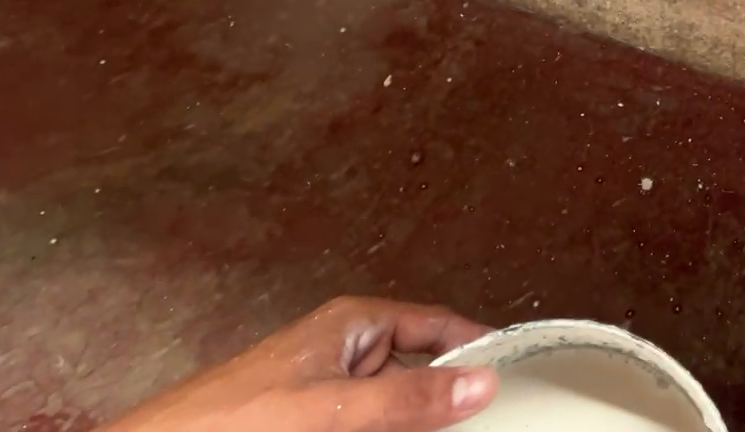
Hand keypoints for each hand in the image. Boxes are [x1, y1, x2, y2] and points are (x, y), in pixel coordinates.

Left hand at [102, 297, 499, 431]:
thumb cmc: (231, 423)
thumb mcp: (335, 410)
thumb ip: (411, 398)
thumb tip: (486, 382)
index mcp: (357, 323)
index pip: (438, 325)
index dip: (475, 345)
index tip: (514, 372)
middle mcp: (345, 350)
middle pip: (416, 372)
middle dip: (439, 403)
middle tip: (476, 424)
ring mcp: (322, 392)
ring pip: (388, 410)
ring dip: (409, 424)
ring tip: (441, 430)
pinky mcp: (306, 422)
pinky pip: (361, 426)